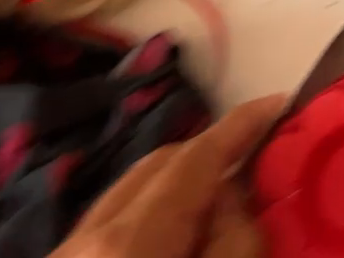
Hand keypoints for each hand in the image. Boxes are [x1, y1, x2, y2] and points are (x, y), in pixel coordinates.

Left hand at [52, 95, 285, 257]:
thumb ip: (237, 238)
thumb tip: (231, 201)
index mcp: (129, 239)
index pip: (195, 156)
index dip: (242, 123)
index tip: (281, 102)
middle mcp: (84, 239)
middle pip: (158, 164)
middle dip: (209, 152)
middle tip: (255, 158)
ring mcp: (62, 255)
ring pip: (129, 196)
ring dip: (177, 187)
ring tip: (217, 205)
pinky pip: (107, 230)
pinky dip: (147, 220)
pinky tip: (172, 242)